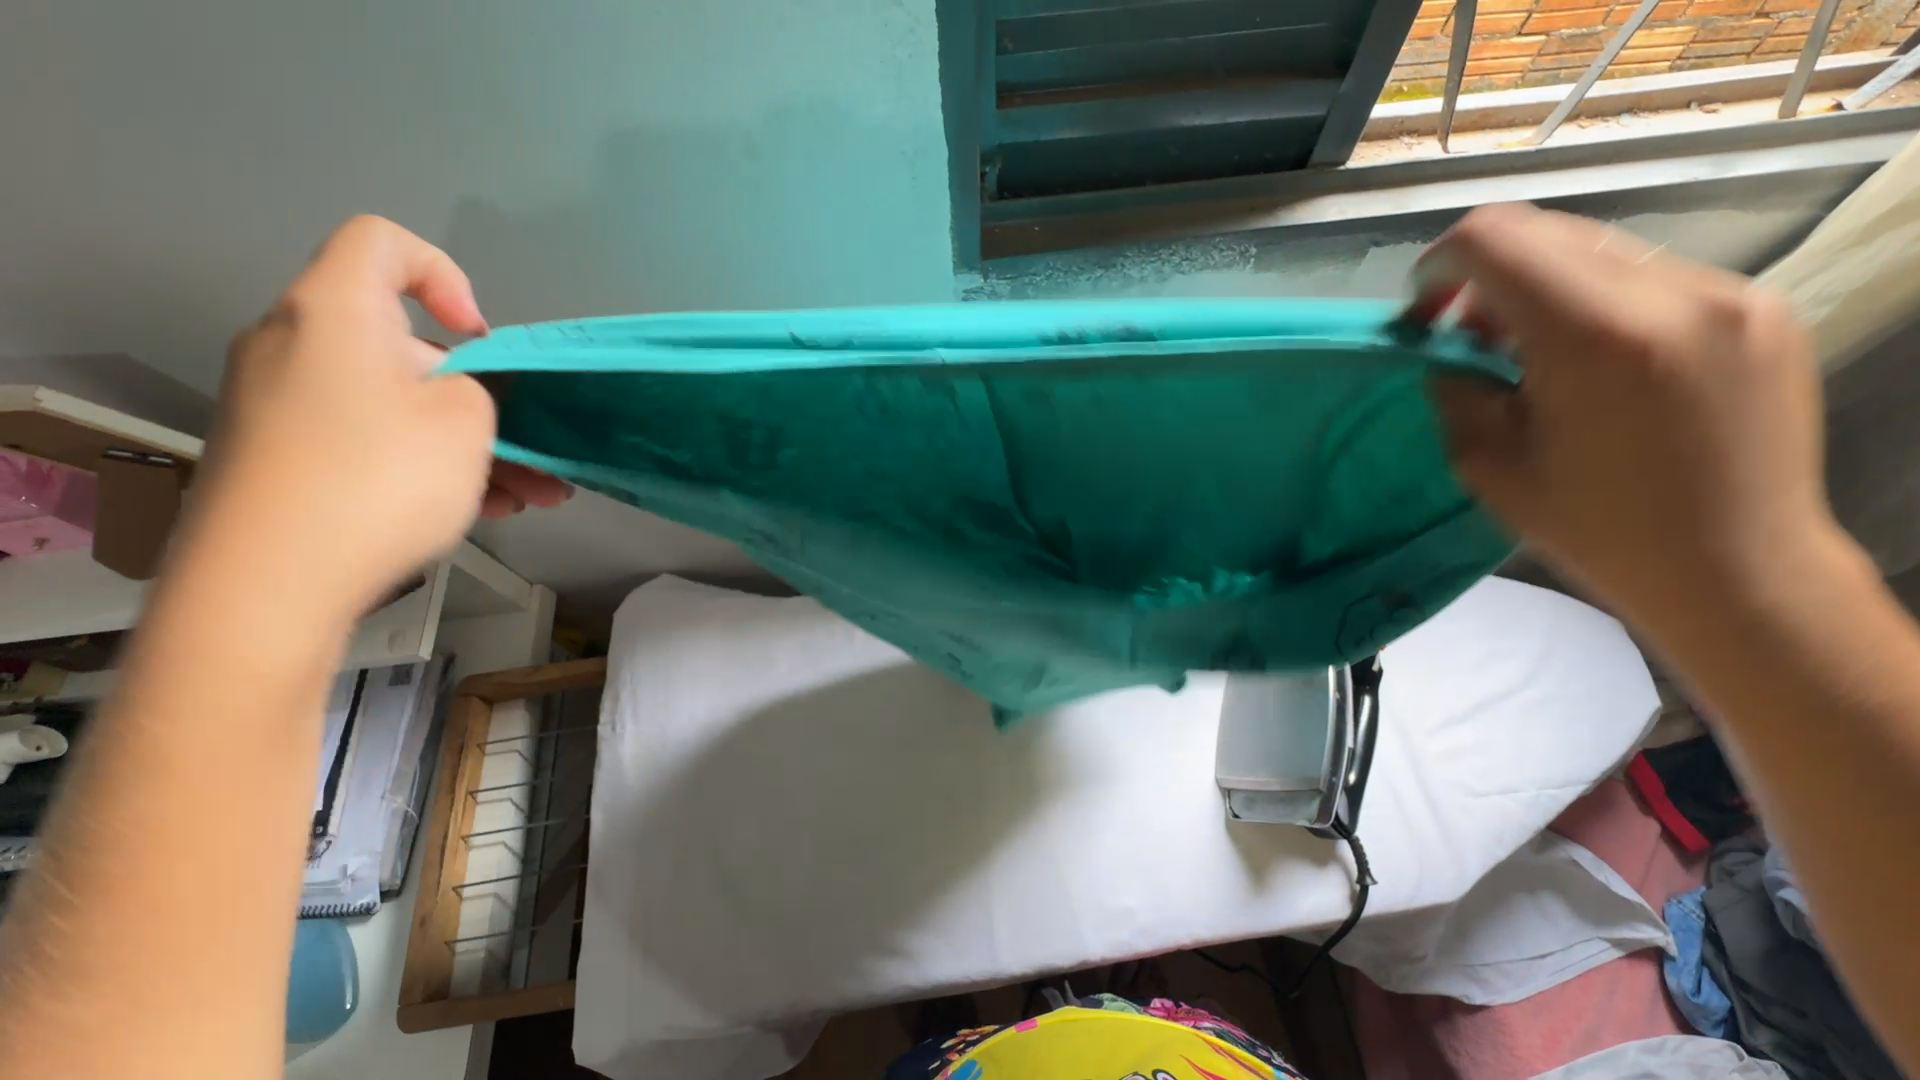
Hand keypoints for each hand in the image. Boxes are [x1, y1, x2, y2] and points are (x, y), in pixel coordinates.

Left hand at [195, 215, 564, 617]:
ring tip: (533, 496)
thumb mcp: (463, 423)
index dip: (444, 274)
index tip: (479, 339)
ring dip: (468, 444)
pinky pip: (368, 443)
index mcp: (332, 311)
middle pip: (400, 342)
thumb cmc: (376, 479)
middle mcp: (294, 345)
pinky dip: (424, 466)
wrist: (263, 586)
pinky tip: (485, 512)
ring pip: (395, 406)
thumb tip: (454, 398)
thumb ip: (479, 390)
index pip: (383, 242)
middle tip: (528, 446)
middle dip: (478, 393)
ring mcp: (281, 407)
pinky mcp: (280, 461)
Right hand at [1416, 204, 1832, 615]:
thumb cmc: (1597, 529)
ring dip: (1547, 287)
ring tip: (1535, 352)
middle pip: (1547, 231)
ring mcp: (1730, 294)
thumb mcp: (1488, 464)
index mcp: (1593, 335)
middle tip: (1470, 333)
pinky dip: (1604, 302)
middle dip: (1488, 274)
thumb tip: (1451, 347)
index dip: (1440, 262)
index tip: (1426, 308)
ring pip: (1602, 250)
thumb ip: (1458, 387)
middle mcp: (1671, 293)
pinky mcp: (1762, 308)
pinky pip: (1655, 276)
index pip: (1495, 239)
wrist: (1737, 568)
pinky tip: (1599, 362)